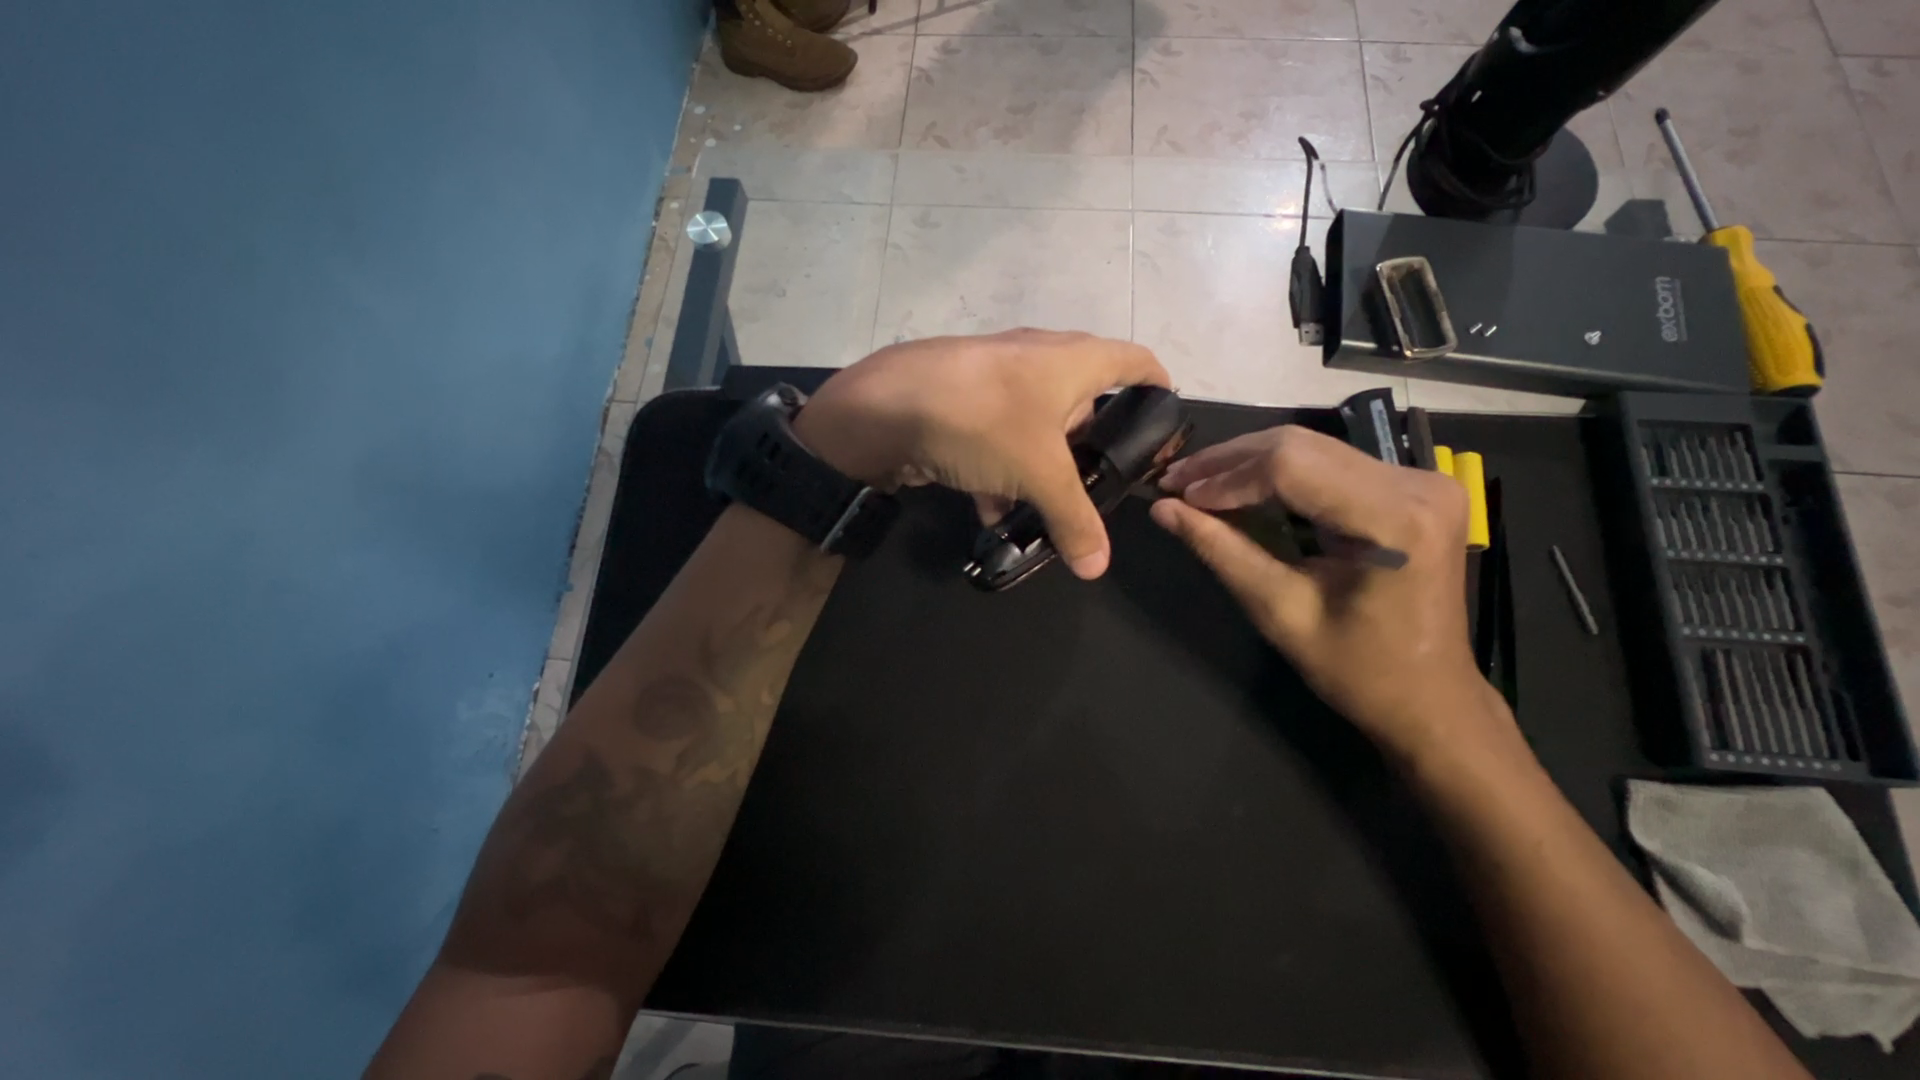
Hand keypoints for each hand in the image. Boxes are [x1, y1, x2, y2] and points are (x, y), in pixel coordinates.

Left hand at [792, 329, 1170, 578]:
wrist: (882, 407)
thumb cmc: (983, 421)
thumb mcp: (1038, 475)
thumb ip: (1073, 520)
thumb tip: (1097, 568)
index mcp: (1072, 359)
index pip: (1135, 361)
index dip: (1157, 386)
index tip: (1164, 419)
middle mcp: (1036, 360)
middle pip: (1081, 398)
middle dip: (1090, 443)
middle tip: (1099, 483)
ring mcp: (993, 380)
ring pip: (1033, 424)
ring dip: (1041, 464)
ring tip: (1049, 508)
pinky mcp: (958, 402)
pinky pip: (994, 438)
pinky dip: (999, 471)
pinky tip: (992, 513)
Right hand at [1151, 425, 1509, 757]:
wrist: (1429, 696)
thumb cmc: (1358, 670)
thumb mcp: (1280, 611)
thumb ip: (1222, 551)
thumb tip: (1162, 509)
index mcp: (1394, 519)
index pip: (1291, 466)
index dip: (1226, 477)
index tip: (1176, 496)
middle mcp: (1416, 484)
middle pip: (1302, 446)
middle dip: (1230, 462)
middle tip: (1174, 481)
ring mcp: (1422, 480)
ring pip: (1314, 447)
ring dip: (1250, 463)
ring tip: (1197, 483)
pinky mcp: (1415, 486)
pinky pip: (1332, 463)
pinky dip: (1280, 473)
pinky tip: (1241, 487)